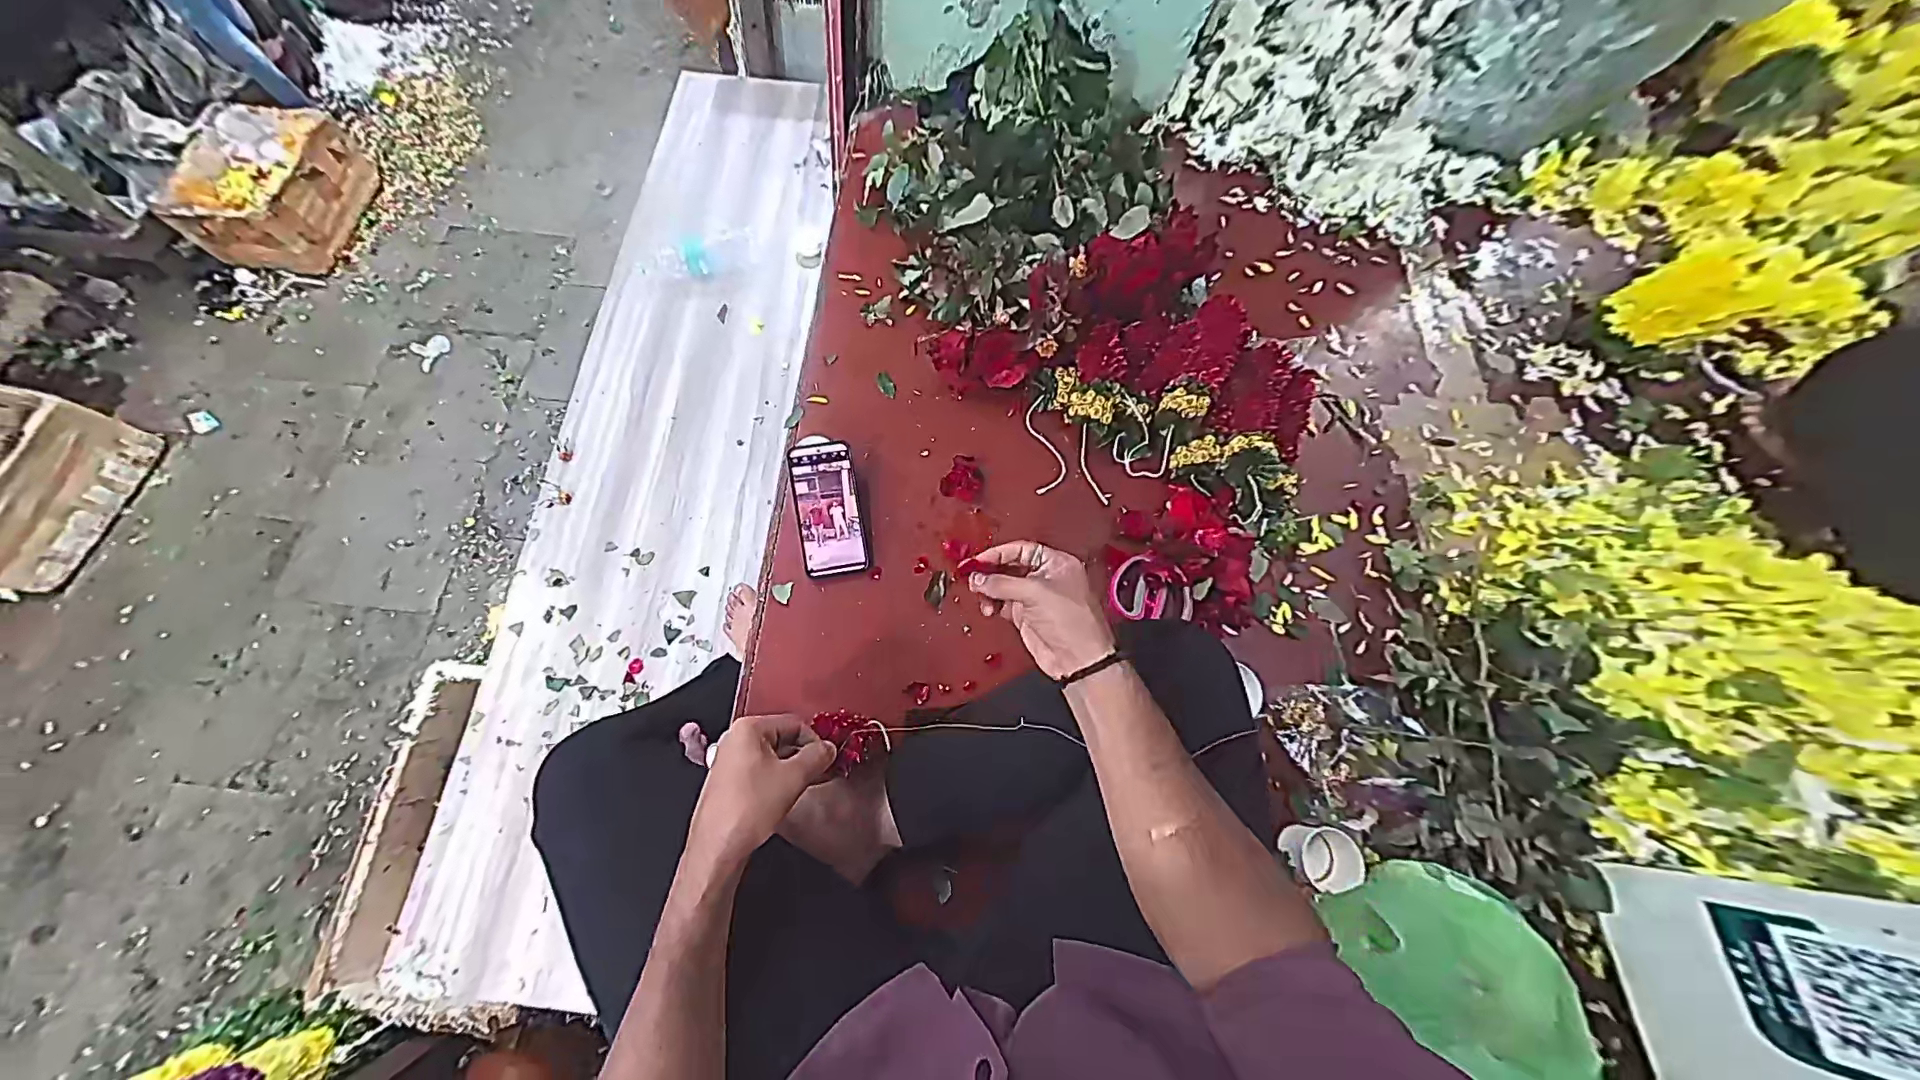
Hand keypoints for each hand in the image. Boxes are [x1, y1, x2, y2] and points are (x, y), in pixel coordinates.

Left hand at [685, 714, 836, 868]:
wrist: (718, 848)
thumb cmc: (746, 810)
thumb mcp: (794, 777)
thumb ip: (817, 756)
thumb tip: (828, 748)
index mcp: (748, 729)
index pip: (794, 724)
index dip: (815, 741)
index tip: (826, 757)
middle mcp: (735, 740)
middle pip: (783, 738)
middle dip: (805, 756)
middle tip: (821, 771)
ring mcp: (730, 761)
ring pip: (772, 756)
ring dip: (793, 769)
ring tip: (808, 784)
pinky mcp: (729, 781)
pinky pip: (761, 771)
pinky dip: (778, 779)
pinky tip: (787, 794)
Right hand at [967, 541, 1117, 679]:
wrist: (1078, 659)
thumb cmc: (1074, 623)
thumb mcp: (1035, 593)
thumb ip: (1003, 583)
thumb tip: (979, 577)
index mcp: (1056, 563)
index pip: (1022, 549)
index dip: (999, 553)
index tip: (979, 561)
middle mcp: (1046, 578)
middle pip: (1010, 566)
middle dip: (991, 572)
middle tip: (974, 576)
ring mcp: (1035, 597)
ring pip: (1004, 586)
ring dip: (989, 590)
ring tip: (981, 595)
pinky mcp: (1026, 615)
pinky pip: (1003, 603)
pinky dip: (992, 604)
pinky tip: (988, 608)